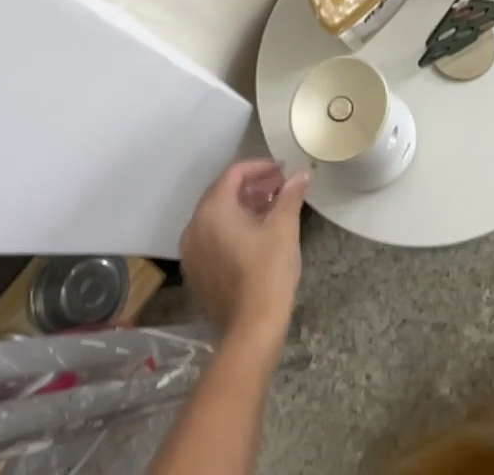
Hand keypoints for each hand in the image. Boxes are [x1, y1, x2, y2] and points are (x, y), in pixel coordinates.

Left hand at [179, 159, 309, 339]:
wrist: (251, 327)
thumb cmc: (269, 271)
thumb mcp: (284, 227)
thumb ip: (291, 194)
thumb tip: (302, 173)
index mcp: (213, 210)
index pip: (234, 174)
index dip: (261, 166)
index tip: (284, 170)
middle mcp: (194, 226)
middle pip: (222, 193)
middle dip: (253, 186)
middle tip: (281, 187)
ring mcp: (191, 251)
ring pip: (216, 216)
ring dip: (243, 206)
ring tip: (272, 209)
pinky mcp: (196, 271)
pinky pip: (212, 237)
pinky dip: (232, 227)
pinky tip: (256, 235)